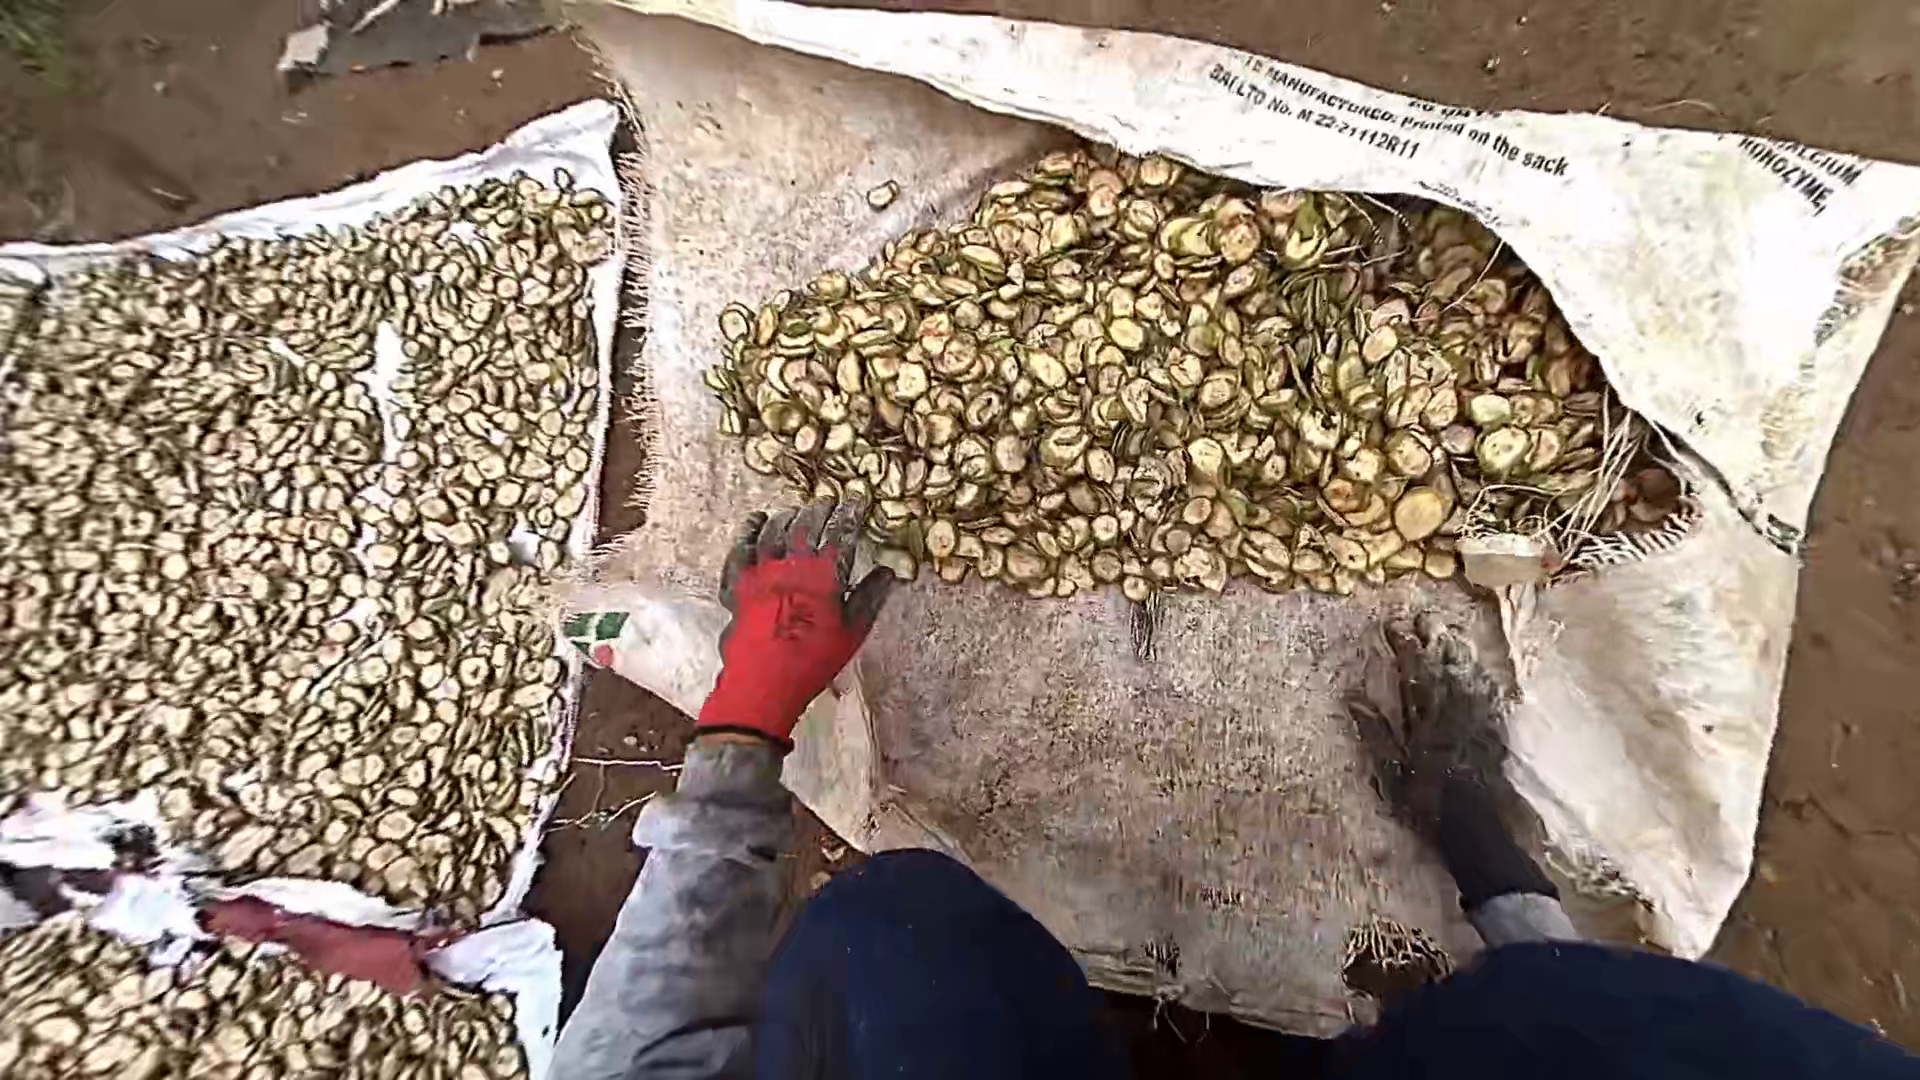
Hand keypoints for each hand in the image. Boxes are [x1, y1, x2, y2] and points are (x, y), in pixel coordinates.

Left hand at [695, 500, 893, 745]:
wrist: (763, 684)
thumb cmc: (813, 660)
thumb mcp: (852, 632)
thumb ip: (870, 597)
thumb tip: (888, 573)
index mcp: (823, 575)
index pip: (841, 532)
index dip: (851, 513)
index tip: (857, 501)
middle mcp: (790, 566)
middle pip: (805, 525)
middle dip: (819, 509)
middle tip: (828, 502)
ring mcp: (760, 574)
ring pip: (773, 532)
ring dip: (787, 517)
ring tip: (797, 510)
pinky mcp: (738, 586)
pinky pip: (740, 551)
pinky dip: (748, 533)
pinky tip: (755, 522)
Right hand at [1350, 614, 1554, 906]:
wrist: (1482, 835)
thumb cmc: (1428, 803)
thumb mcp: (1392, 770)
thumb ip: (1376, 732)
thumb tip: (1354, 697)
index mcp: (1426, 722)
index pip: (1413, 676)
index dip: (1403, 649)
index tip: (1393, 627)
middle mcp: (1455, 718)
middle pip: (1444, 672)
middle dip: (1433, 643)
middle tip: (1424, 617)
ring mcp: (1479, 726)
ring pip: (1469, 681)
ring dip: (1458, 655)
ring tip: (1450, 633)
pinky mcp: (1495, 738)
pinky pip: (1489, 700)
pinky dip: (1482, 680)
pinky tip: (1480, 672)